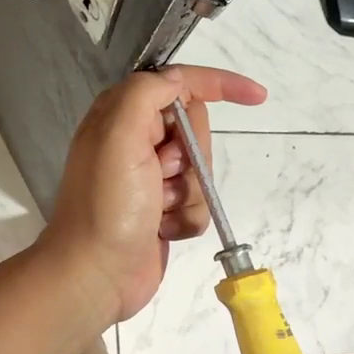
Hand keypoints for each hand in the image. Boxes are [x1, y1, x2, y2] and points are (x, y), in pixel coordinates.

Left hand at [36, 64, 266, 326]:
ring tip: (158, 206)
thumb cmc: (107, 201)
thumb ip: (146, 93)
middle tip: (161, 173)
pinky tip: (163, 229)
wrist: (95, 273)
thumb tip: (175, 79)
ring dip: (188, 191)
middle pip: (196, 128)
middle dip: (191, 155)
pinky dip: (187, 217)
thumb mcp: (118, 133)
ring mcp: (151, 174)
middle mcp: (137, 136)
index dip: (218, 84)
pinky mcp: (164, 207)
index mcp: (122, 110)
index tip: (257, 96)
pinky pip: (199, 203)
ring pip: (202, 169)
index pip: (179, 82)